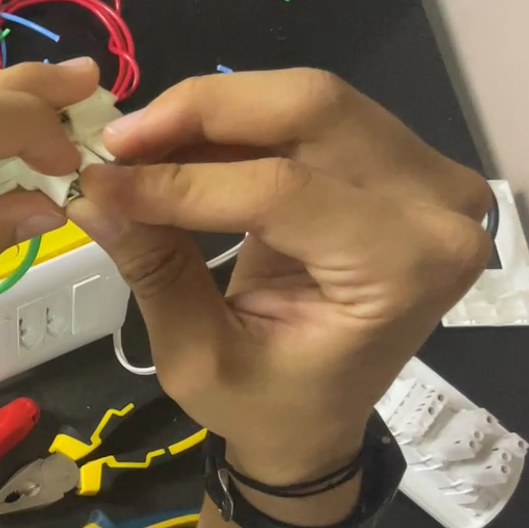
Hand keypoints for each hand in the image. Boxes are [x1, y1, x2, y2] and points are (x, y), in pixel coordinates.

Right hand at [66, 69, 492, 482]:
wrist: (314, 424)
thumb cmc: (262, 408)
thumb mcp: (196, 356)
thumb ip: (154, 269)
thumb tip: (91, 195)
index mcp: (402, 270)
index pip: (280, 190)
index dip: (177, 180)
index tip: (95, 179)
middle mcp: (437, 207)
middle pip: (312, 110)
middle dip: (200, 111)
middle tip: (115, 138)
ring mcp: (426, 179)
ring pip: (309, 102)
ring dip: (211, 113)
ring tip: (134, 145)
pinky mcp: (397, 170)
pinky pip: (309, 121)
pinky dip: (231, 128)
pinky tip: (173, 147)